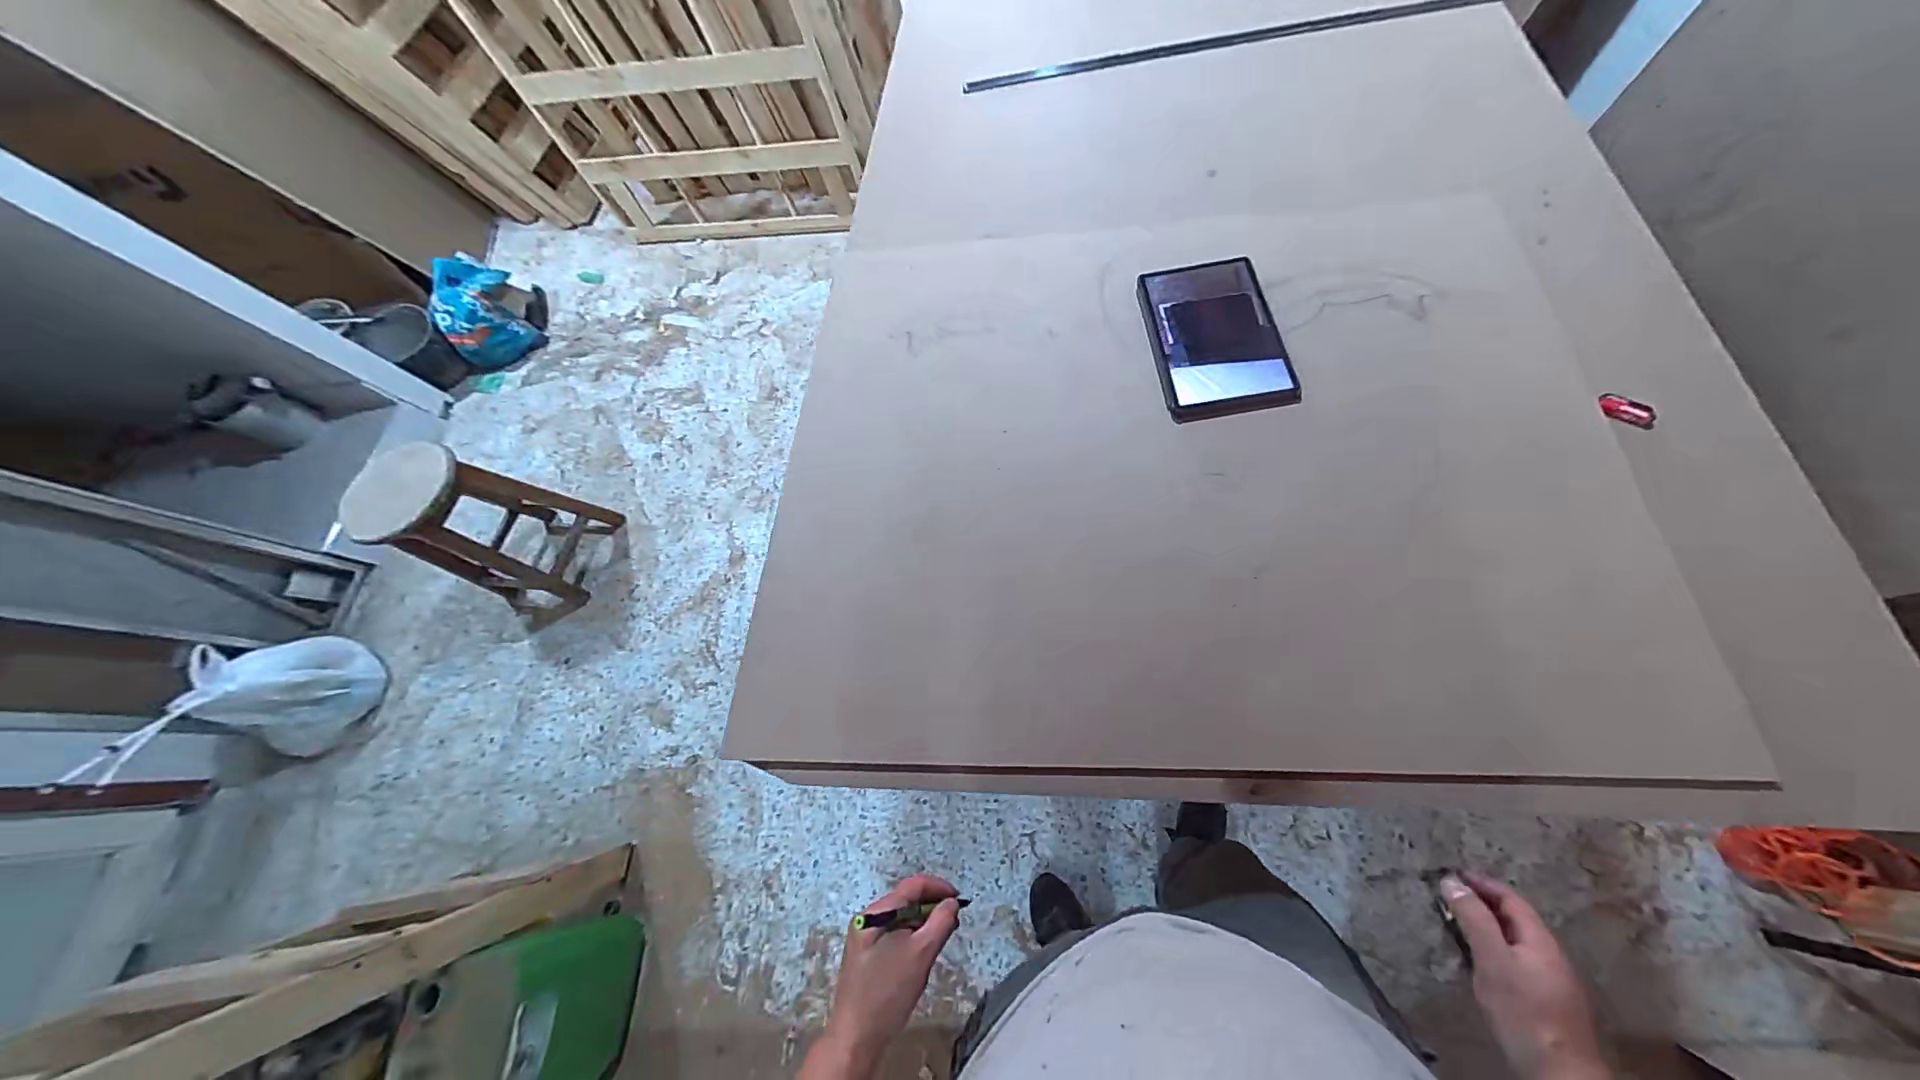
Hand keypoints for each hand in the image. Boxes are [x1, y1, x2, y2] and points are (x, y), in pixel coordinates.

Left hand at [800, 875, 961, 1079]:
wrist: (856, 1038)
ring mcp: (866, 939)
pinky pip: (897, 936)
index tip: (960, 901)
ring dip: (925, 924)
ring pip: (903, 920)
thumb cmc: (888, 992)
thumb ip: (940, 923)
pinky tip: (924, 955)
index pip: (912, 886)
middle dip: (933, 907)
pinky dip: (914, 938)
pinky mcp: (869, 957)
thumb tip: (951, 902)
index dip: (939, 888)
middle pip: (907, 901)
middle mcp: (868, 920)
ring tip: (942, 938)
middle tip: (954, 923)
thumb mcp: (920, 954)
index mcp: (876, 913)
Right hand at [1440, 873, 1609, 1079]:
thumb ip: (1474, 919)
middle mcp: (1550, 955)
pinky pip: (1513, 959)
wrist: (1558, 1072)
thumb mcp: (1492, 960)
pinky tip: (1475, 959)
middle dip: (1480, 903)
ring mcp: (1550, 979)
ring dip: (1484, 927)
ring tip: (1454, 924)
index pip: (1510, 898)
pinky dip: (1491, 948)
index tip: (1449, 875)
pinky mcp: (1543, 1000)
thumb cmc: (1524, 1010)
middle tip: (1446, 898)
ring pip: (1513, 940)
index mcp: (1541, 941)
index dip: (1480, 883)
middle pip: (1513, 918)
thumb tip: (1452, 881)